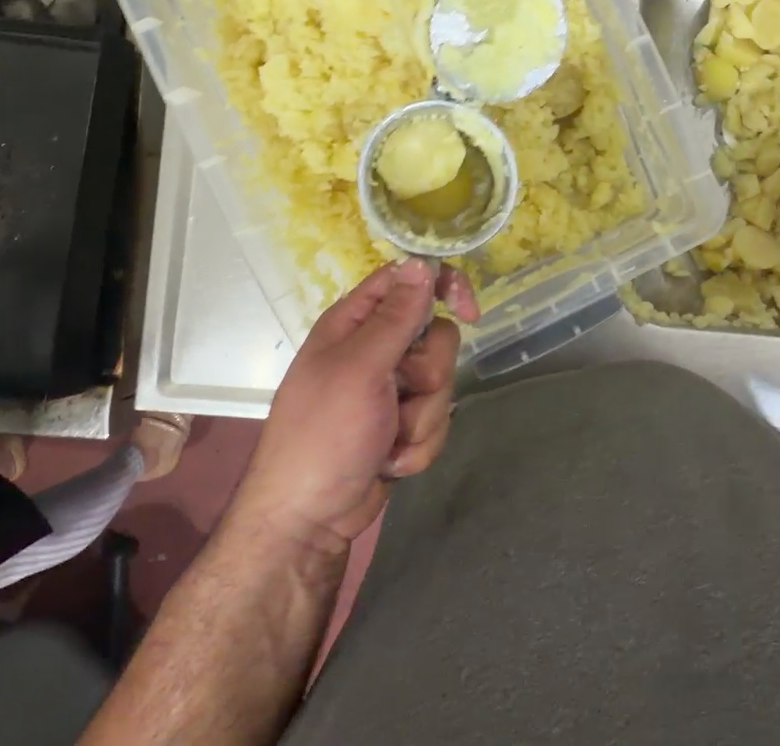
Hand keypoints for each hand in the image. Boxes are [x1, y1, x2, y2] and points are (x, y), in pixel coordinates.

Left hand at [245, 259, 478, 555]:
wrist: (310, 518)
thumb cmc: (323, 434)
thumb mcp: (360, 368)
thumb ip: (396, 316)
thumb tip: (420, 261)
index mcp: (354, 323)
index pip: (409, 282)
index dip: (443, 288)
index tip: (469, 312)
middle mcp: (374, 351)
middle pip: (438, 338)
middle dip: (428, 375)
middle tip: (397, 394)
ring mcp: (390, 392)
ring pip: (443, 385)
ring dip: (421, 419)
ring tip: (386, 439)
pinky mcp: (403, 426)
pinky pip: (436, 423)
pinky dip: (418, 446)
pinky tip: (388, 461)